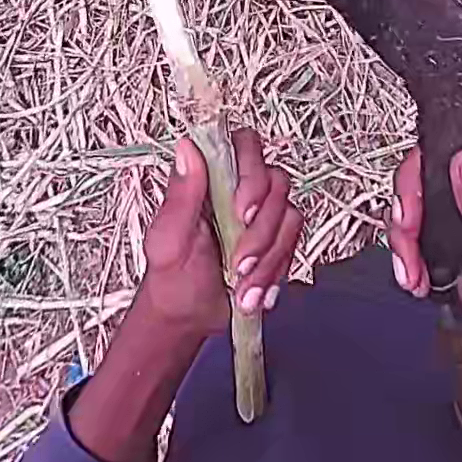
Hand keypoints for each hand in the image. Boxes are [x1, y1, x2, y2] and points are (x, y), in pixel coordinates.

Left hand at [138, 126, 302, 339]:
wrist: (188, 317)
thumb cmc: (171, 274)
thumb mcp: (168, 236)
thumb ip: (182, 192)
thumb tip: (187, 147)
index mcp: (208, 177)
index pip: (243, 145)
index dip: (251, 172)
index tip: (241, 210)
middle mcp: (236, 187)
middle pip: (274, 180)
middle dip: (262, 227)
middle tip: (240, 258)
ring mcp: (260, 211)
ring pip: (289, 213)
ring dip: (268, 255)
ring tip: (241, 281)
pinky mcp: (275, 237)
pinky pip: (293, 242)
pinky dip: (275, 269)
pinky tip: (253, 288)